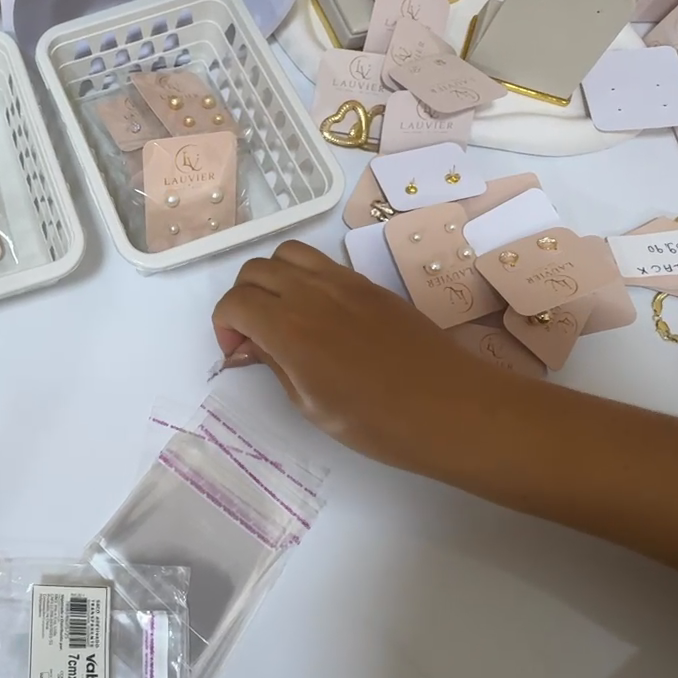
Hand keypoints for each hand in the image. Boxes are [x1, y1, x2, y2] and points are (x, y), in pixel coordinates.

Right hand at [212, 241, 513, 464]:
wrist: (453, 411)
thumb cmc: (377, 423)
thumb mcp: (310, 405)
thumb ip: (272, 365)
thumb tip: (247, 347)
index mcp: (289, 328)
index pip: (234, 302)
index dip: (224, 326)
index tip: (238, 353)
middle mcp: (310, 293)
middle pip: (254, 270)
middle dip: (242, 299)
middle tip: (254, 336)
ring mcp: (342, 282)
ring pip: (285, 254)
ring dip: (271, 278)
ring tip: (281, 313)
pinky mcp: (367, 283)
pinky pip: (320, 262)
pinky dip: (302, 277)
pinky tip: (315, 312)